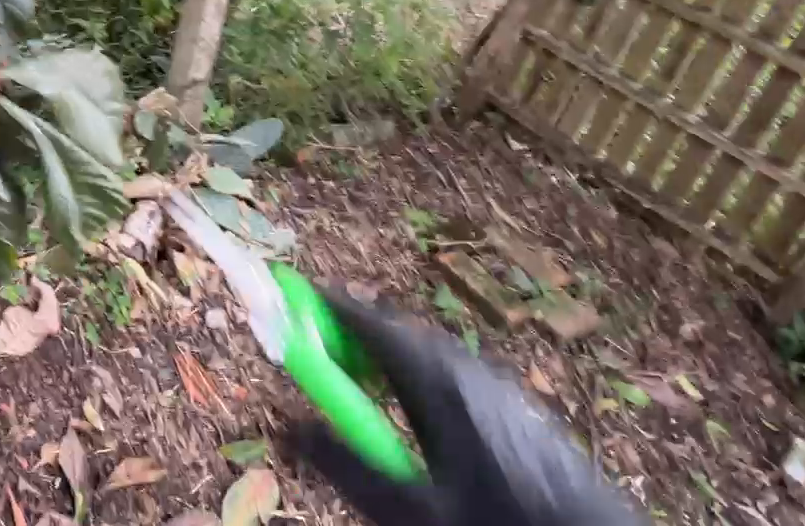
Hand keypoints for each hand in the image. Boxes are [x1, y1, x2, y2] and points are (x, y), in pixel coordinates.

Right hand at [285, 293, 642, 525]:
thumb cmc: (495, 525)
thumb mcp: (410, 511)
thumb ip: (344, 464)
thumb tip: (286, 425)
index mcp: (437, 382)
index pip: (369, 323)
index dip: (326, 306)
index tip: (291, 301)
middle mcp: (468, 369)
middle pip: (397, 332)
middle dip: (352, 333)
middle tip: (318, 352)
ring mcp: (498, 386)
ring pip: (426, 352)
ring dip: (385, 356)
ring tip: (359, 385)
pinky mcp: (517, 408)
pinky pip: (451, 372)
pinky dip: (416, 376)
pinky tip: (415, 418)